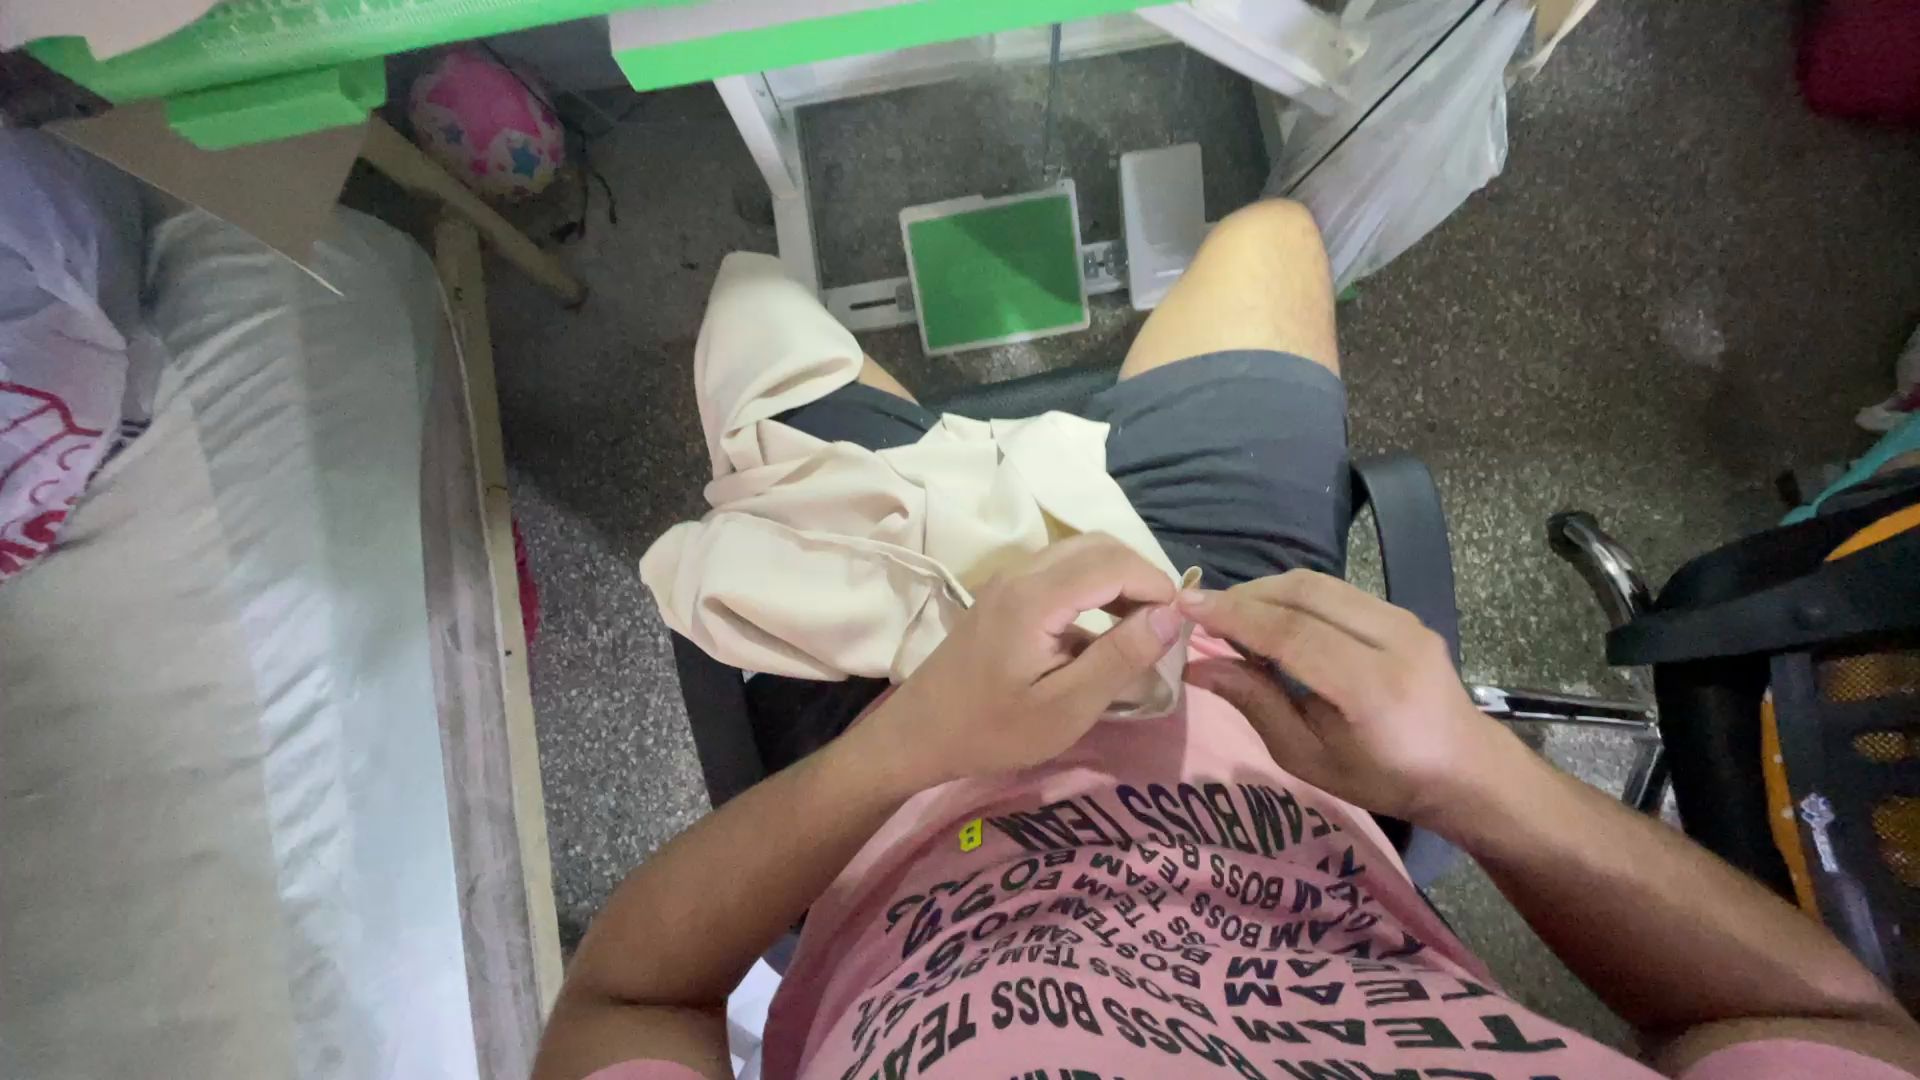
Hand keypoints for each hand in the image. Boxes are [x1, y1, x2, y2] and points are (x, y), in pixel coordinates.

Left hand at [857, 534, 1183, 788]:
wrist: (919, 734)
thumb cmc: (993, 730)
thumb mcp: (1066, 707)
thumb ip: (1120, 656)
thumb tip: (1171, 614)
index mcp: (1036, 596)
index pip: (1114, 562)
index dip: (1156, 584)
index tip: (1180, 624)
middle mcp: (1021, 573)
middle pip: (1097, 545)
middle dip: (1139, 574)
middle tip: (1161, 623)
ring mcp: (1007, 581)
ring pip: (1077, 554)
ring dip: (1115, 579)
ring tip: (1139, 627)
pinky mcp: (1002, 595)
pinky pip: (1058, 572)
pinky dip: (1090, 588)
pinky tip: (1099, 633)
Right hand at [1179, 570, 1519, 826]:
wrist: (1467, 770)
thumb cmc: (1383, 777)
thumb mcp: (1307, 757)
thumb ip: (1255, 703)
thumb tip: (1197, 666)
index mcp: (1374, 688)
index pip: (1292, 634)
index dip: (1234, 616)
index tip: (1186, 605)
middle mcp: (1395, 640)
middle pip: (1304, 594)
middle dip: (1244, 595)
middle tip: (1202, 612)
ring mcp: (1403, 620)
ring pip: (1317, 584)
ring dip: (1265, 592)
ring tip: (1230, 616)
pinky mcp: (1401, 612)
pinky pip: (1333, 591)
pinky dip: (1290, 597)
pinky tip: (1270, 619)